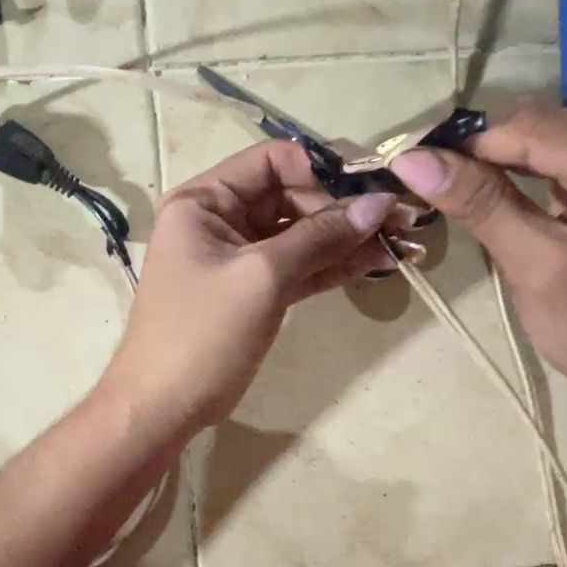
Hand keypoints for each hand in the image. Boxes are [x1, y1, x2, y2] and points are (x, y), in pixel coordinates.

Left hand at [98, 139, 401, 431]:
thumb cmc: (202, 333)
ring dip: (347, 238)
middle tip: (400, 219)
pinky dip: (333, 265)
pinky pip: (298, 267)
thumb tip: (379, 204)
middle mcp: (219, 219)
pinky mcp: (253, 291)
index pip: (271, 161)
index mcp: (204, 201)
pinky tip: (377, 262)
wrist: (164, 405)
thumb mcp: (262, 277)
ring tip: (402, 239)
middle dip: (343, 208)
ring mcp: (238, 257)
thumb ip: (320, 236)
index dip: (321, 170)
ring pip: (300, 235)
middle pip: (291, 196)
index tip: (369, 190)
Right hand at [389, 105, 566, 423]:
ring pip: (548, 142)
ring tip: (439, 181)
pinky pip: (562, 162)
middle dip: (479, 149)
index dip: (467, 141)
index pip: (537, 127)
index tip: (405, 161)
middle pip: (545, 128)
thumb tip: (410, 160)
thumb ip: (480, 203)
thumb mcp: (537, 266)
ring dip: (493, 161)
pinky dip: (518, 175)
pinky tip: (482, 191)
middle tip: (417, 174)